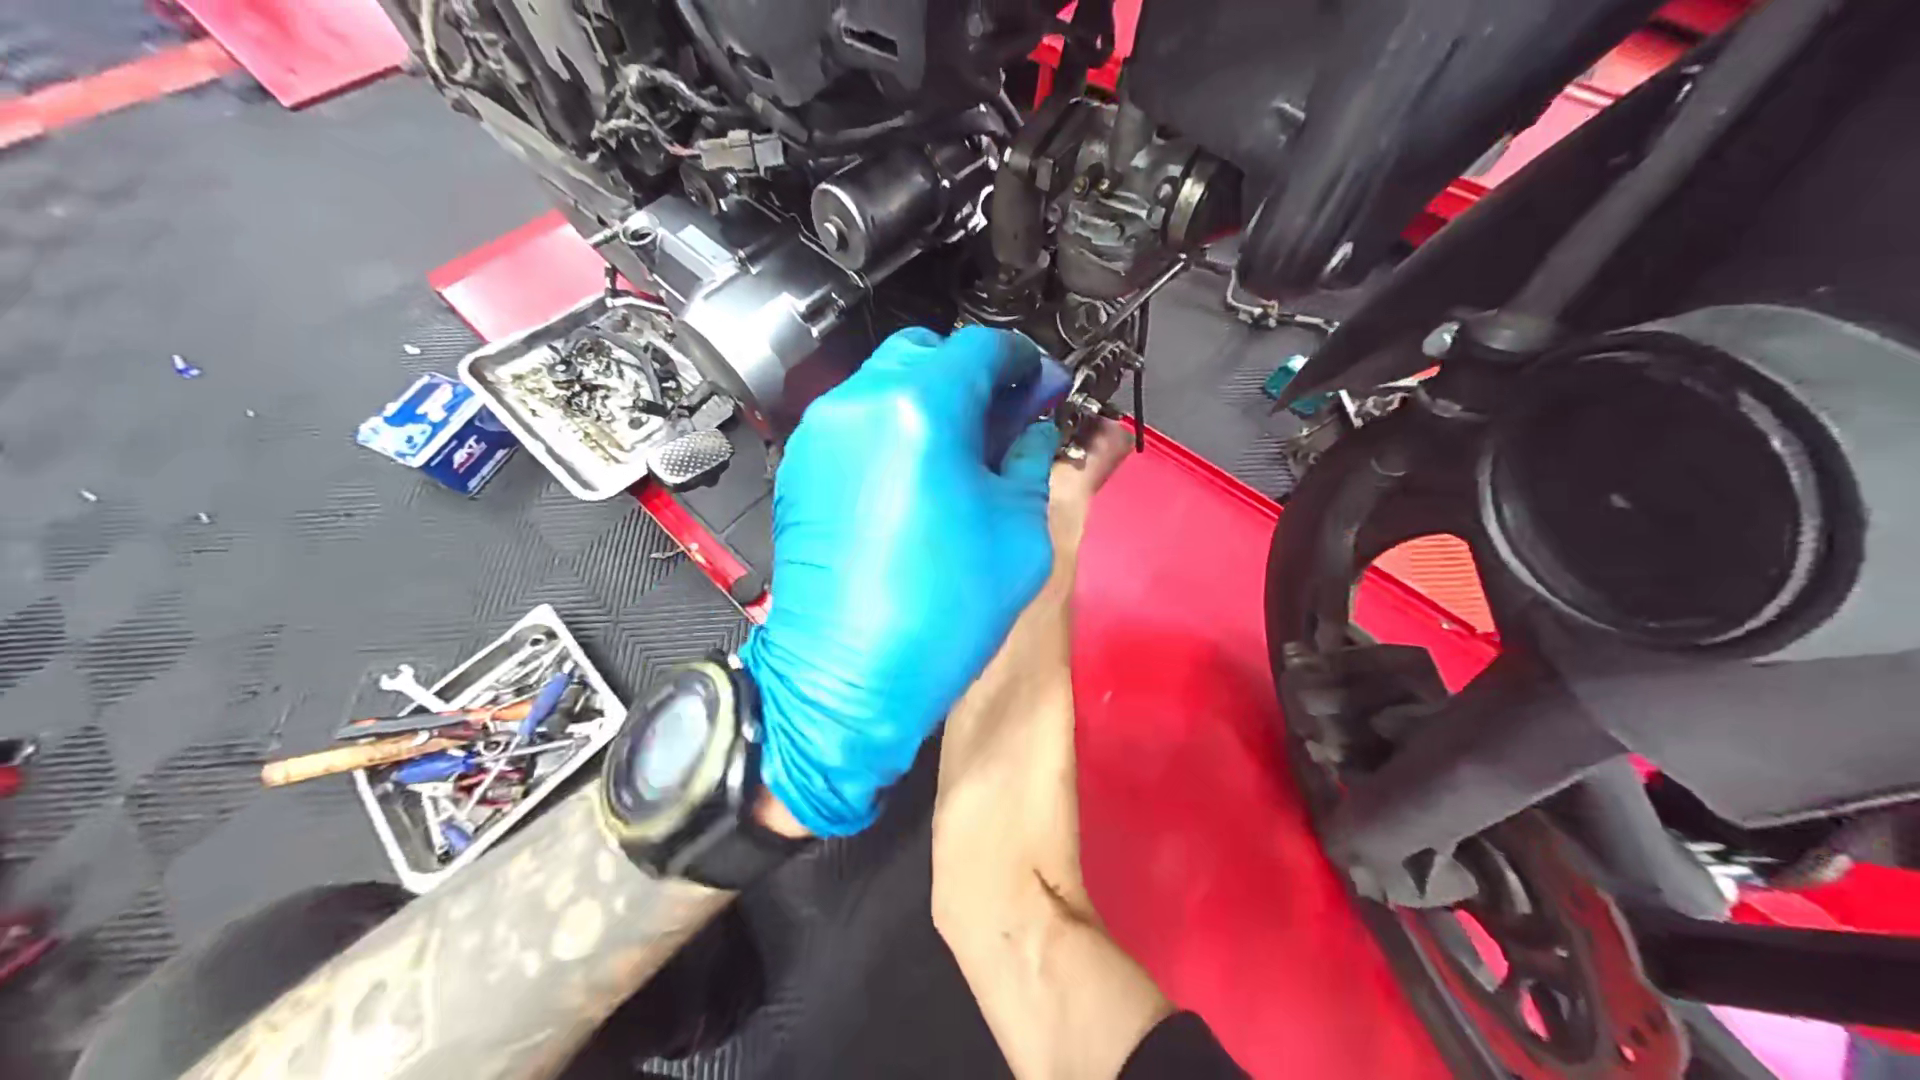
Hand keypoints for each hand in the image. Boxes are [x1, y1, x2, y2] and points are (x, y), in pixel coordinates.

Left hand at [742, 326, 1061, 836]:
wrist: (845, 680)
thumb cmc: (938, 615)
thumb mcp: (1019, 533)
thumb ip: (1029, 461)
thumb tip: (1028, 429)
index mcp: (920, 410)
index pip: (983, 349)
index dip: (1023, 363)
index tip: (1041, 386)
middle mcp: (859, 406)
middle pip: (928, 354)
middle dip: (974, 377)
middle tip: (1004, 421)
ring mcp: (821, 435)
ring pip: (888, 386)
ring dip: (932, 404)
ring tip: (963, 455)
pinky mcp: (802, 469)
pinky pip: (858, 425)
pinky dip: (895, 432)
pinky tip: (918, 478)